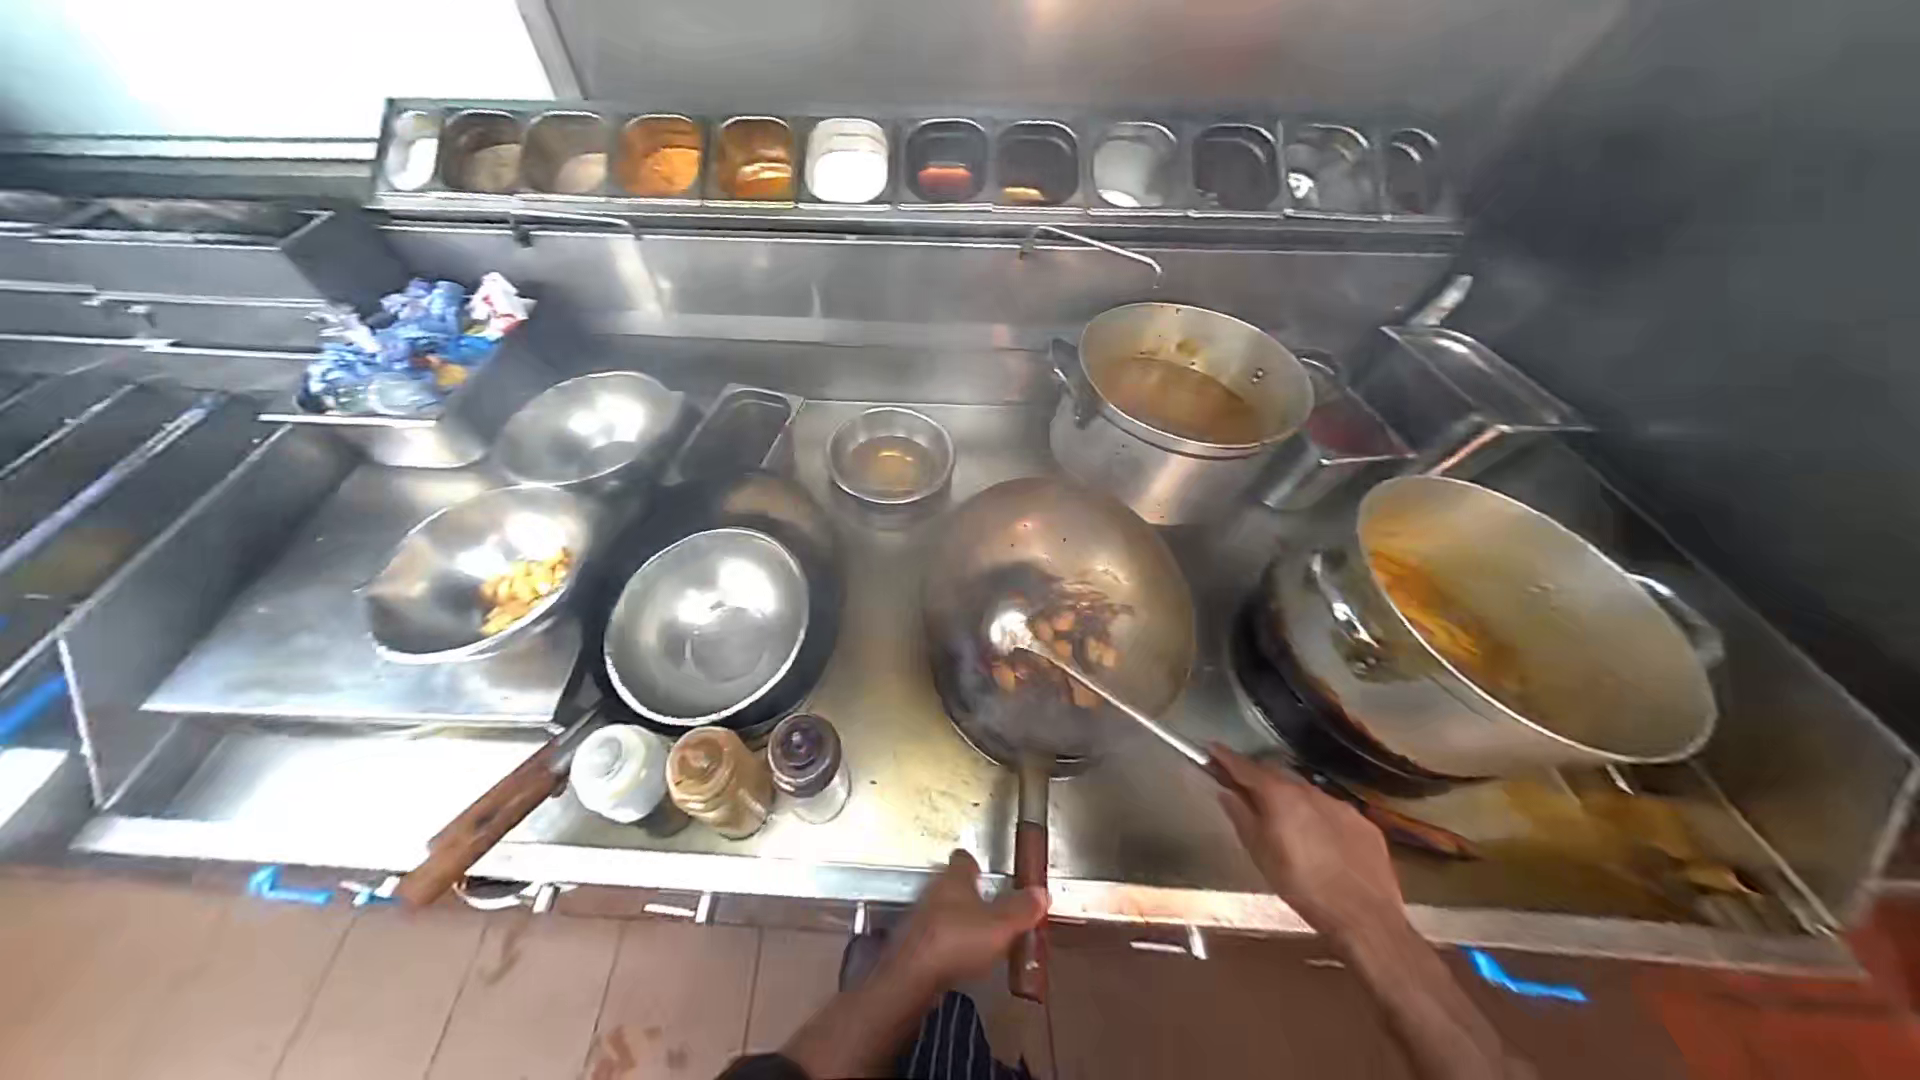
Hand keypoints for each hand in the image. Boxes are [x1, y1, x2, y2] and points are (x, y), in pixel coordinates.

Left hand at [885, 849, 1049, 992]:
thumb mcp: (1001, 925)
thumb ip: (1022, 909)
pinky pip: (933, 935)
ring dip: (957, 920)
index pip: (963, 858)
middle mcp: (933, 890)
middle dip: (969, 895)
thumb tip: (1040, 893)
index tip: (988, 875)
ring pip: (941, 909)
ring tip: (977, 938)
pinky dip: (946, 943)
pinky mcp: (912, 943)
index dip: (976, 864)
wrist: (912, 976)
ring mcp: (919, 916)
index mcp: (954, 877)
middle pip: (952, 884)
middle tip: (989, 910)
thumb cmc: (957, 939)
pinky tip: (958, 960)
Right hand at [1211, 745, 1407, 944]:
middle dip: (1257, 776)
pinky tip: (1317, 836)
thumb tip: (1226, 793)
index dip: (1226, 757)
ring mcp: (1341, 805)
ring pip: (1306, 790)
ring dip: (1289, 795)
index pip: (1246, 767)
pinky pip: (1332, 809)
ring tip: (1281, 814)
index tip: (1212, 748)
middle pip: (1276, 773)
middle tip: (1243, 786)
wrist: (1365, 919)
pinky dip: (1317, 814)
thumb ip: (1241, 817)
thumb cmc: (1302, 887)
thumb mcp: (1261, 854)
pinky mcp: (1364, 824)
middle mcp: (1310, 791)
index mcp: (1280, 796)